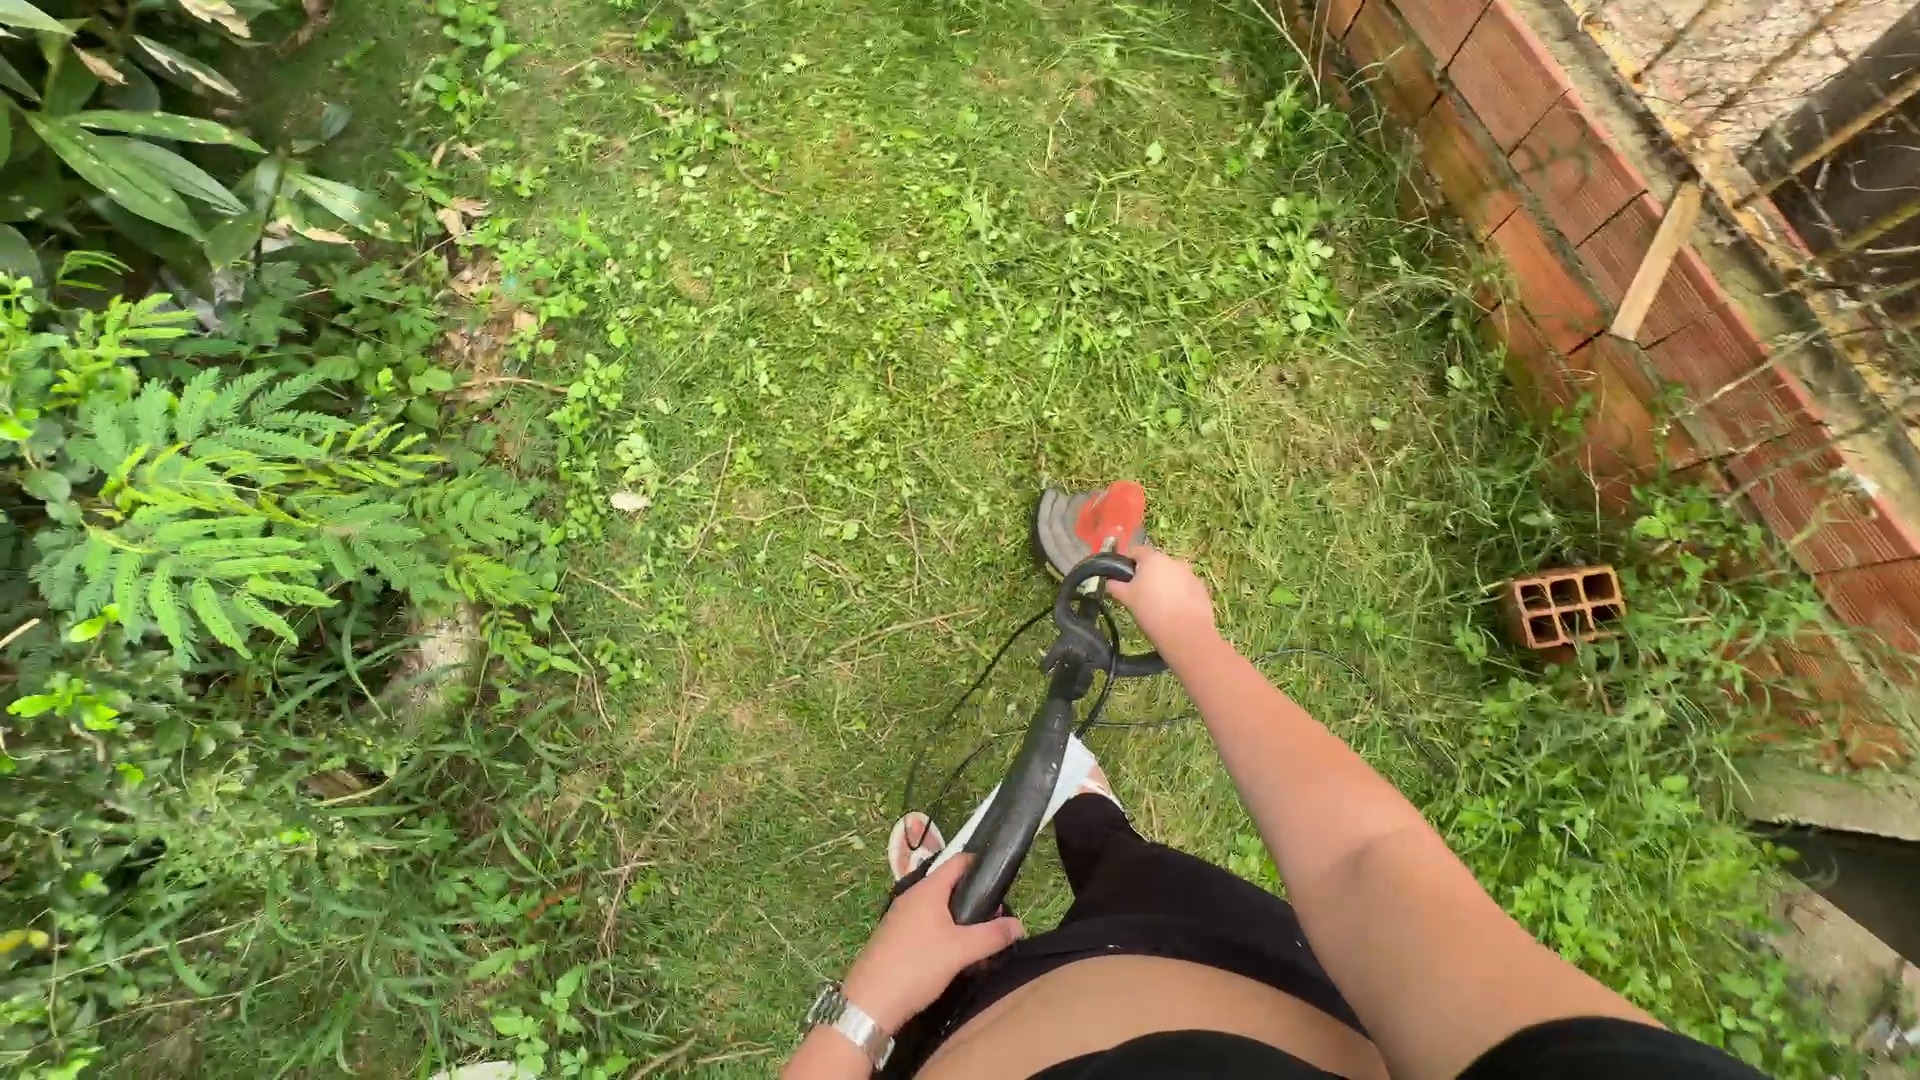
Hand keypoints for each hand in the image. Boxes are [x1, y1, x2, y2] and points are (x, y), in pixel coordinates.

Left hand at [841, 855, 1022, 1031]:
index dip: (981, 866)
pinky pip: (927, 926)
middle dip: (975, 901)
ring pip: (939, 909)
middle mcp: (913, 896)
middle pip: (950, 886)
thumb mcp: (960, 951)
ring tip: (978, 944)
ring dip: (960, 922)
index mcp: (928, 889)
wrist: (869, 1002)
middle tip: (994, 922)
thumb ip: (992, 936)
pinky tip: (953, 958)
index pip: (959, 861)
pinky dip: (944, 934)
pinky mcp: (896, 937)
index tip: (1001, 882)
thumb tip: (1018, 925)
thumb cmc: (917, 965)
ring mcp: (901, 917)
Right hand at [1108, 548, 1217, 648]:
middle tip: (1138, 594)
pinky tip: (1173, 612)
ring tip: (1157, 605)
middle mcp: (1173, 560)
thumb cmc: (1150, 611)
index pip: (1136, 551)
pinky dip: (1178, 594)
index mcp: (1153, 558)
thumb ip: (1114, 585)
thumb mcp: (1125, 598)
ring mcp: (1190, 574)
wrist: (1185, 633)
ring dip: (1163, 584)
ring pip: (1171, 575)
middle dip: (1146, 575)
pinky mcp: (1201, 589)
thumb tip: (1110, 581)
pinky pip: (1184, 587)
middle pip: (1155, 563)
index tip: (1123, 578)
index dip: (1127, 563)